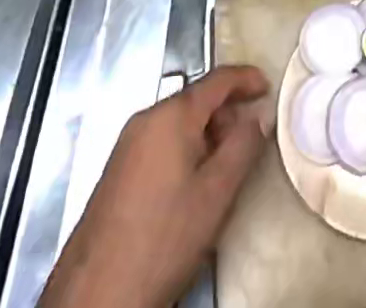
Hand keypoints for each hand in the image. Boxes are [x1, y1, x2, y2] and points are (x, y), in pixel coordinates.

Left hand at [40, 66, 269, 307]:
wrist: (98, 291)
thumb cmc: (163, 237)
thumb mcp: (217, 191)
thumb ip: (245, 145)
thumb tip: (260, 116)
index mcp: (171, 116)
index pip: (217, 79)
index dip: (247, 78)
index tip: (268, 87)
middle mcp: (145, 120)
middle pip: (197, 99)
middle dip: (228, 111)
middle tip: (253, 135)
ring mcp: (127, 144)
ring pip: (179, 122)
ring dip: (209, 132)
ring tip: (228, 164)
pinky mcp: (119, 169)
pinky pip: (162, 141)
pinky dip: (187, 147)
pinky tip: (197, 181)